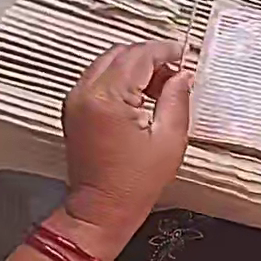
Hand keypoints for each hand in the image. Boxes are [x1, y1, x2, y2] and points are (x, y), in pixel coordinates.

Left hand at [60, 41, 192, 243]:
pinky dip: (122, 80)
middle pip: (121, 54)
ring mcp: (76, 100)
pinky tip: (142, 98)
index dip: (165, 51)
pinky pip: (99, 80)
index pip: (139, 56)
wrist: (102, 208)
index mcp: (109, 98)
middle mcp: (86, 93)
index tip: (185, 54)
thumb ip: (177, 98)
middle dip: (151, 58)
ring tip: (163, 88)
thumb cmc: (136, 181)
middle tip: (177, 73)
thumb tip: (183, 75)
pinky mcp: (74, 110)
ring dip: (136, 68)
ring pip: (109, 64)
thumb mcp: (170, 138)